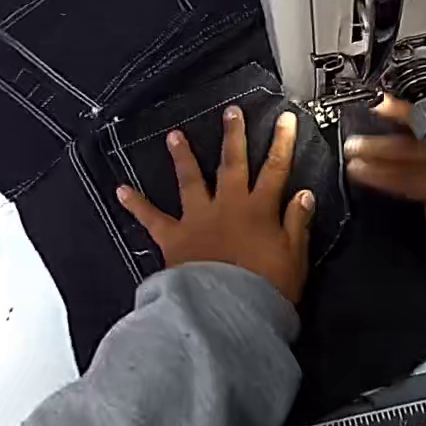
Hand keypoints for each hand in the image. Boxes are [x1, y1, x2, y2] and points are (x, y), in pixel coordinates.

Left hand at [117, 106, 315, 303]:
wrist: (226, 314)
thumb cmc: (265, 289)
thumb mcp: (294, 257)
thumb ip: (298, 223)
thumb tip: (304, 194)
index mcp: (259, 209)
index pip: (275, 168)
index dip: (282, 142)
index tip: (284, 119)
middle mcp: (227, 205)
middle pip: (232, 163)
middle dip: (233, 135)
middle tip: (231, 112)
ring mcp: (198, 219)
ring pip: (190, 180)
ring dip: (182, 157)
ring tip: (174, 135)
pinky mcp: (173, 238)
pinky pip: (151, 218)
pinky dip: (136, 204)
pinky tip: (121, 190)